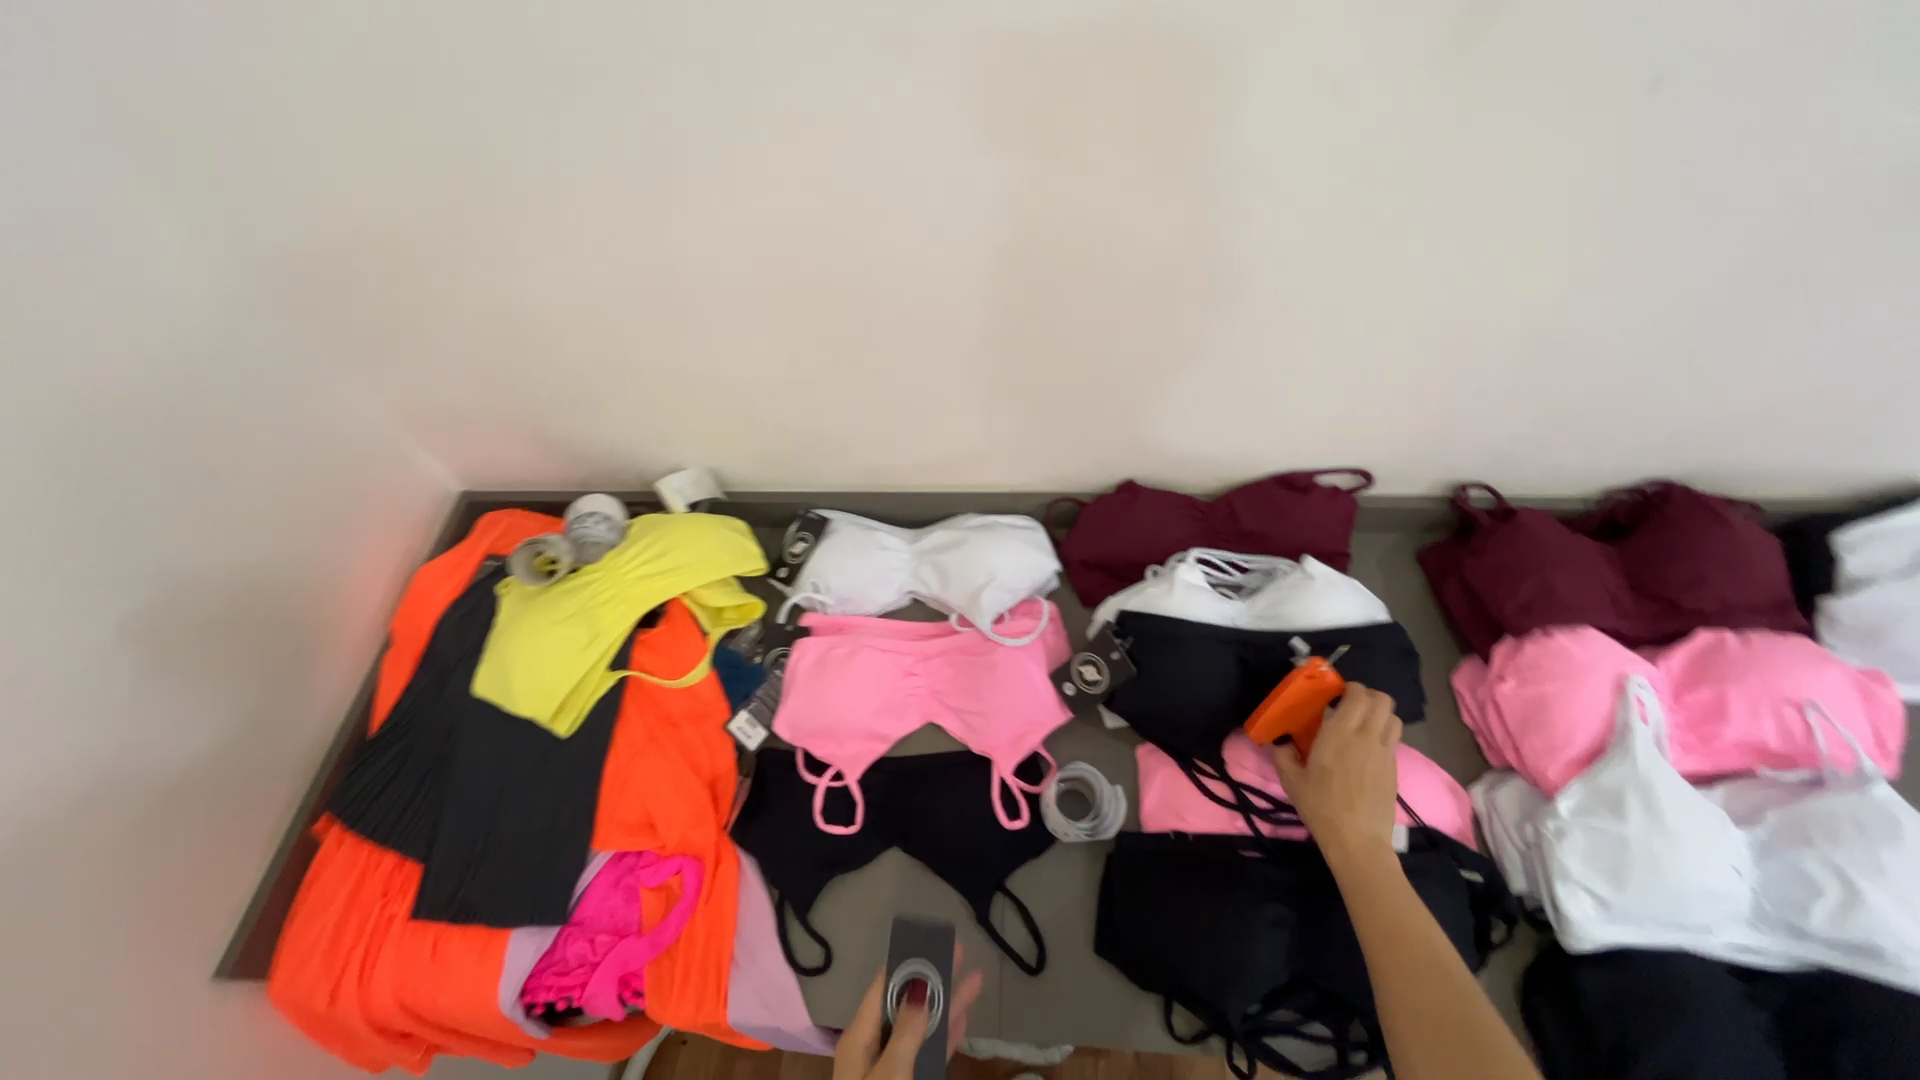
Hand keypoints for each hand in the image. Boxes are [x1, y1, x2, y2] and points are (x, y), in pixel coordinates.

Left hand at [833, 944, 984, 1079]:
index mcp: (859, 1039)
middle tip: (960, 950)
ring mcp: (892, 1069)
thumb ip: (906, 1030)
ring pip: (923, 1028)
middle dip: (933, 978)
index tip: (930, 938)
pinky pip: (928, 1054)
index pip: (882, 988)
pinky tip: (965, 1019)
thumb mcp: (890, 1073)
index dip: (906, 962)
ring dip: (948, 1004)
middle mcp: (874, 1049)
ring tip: (975, 979)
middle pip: (906, 1004)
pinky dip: (946, 1036)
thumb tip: (918, 983)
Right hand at [1272, 683, 1402, 870]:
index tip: (1335, 695)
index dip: (1350, 688)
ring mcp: (1385, 752)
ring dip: (1379, 714)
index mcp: (1340, 733)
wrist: (1357, 839)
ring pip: (1393, 718)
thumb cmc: (1320, 806)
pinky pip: (1393, 739)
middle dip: (1368, 696)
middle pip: (1382, 700)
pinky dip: (1383, 734)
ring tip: (1362, 724)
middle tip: (1350, 704)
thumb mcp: (1291, 780)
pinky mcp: (1394, 768)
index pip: (1358, 695)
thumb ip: (1283, 755)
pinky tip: (1366, 750)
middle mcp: (1367, 736)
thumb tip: (1280, 743)